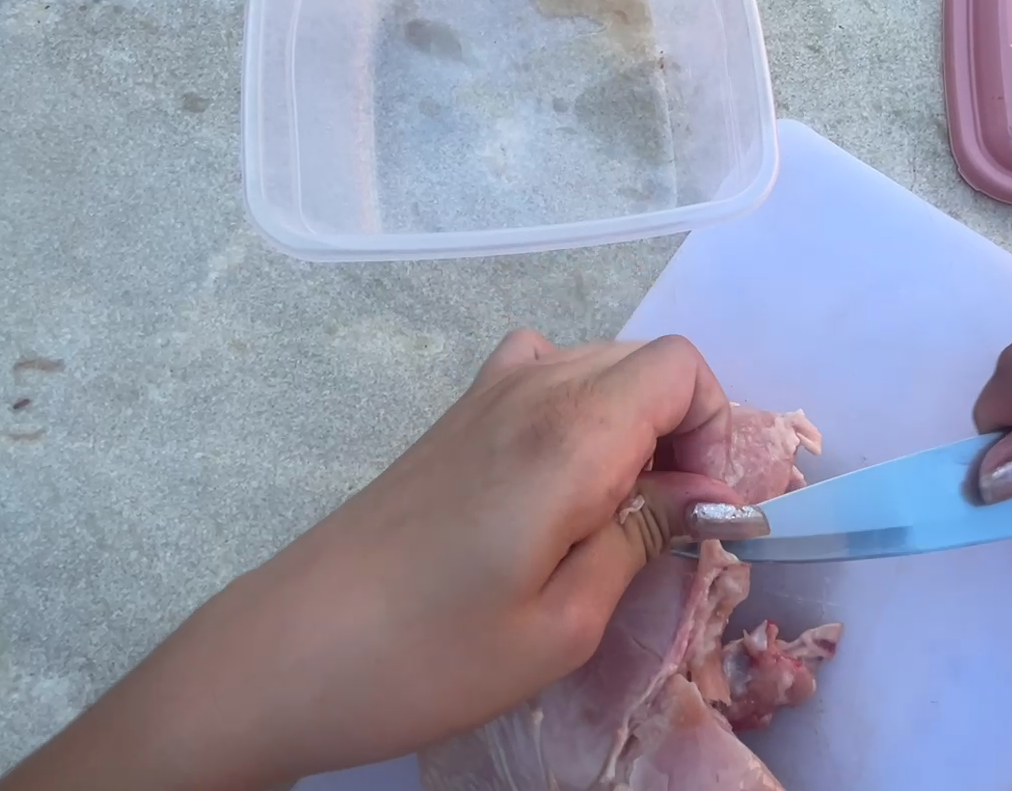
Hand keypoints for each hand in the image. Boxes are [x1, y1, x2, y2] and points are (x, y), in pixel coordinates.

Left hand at [0, 331, 738, 790]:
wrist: (296, 645)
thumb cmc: (437, 651)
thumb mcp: (568, 621)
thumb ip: (646, 533)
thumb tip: (702, 491)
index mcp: (574, 430)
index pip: (683, 365)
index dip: (715, 424)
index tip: (699, 501)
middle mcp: (538, 383)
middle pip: (649, 359)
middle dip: (683, 425)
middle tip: (666, 512)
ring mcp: (493, 386)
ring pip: (603, 360)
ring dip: (634, 415)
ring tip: (614, 496)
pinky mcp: (463, 406)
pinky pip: (547, 364)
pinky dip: (579, 399)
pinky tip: (556, 459)